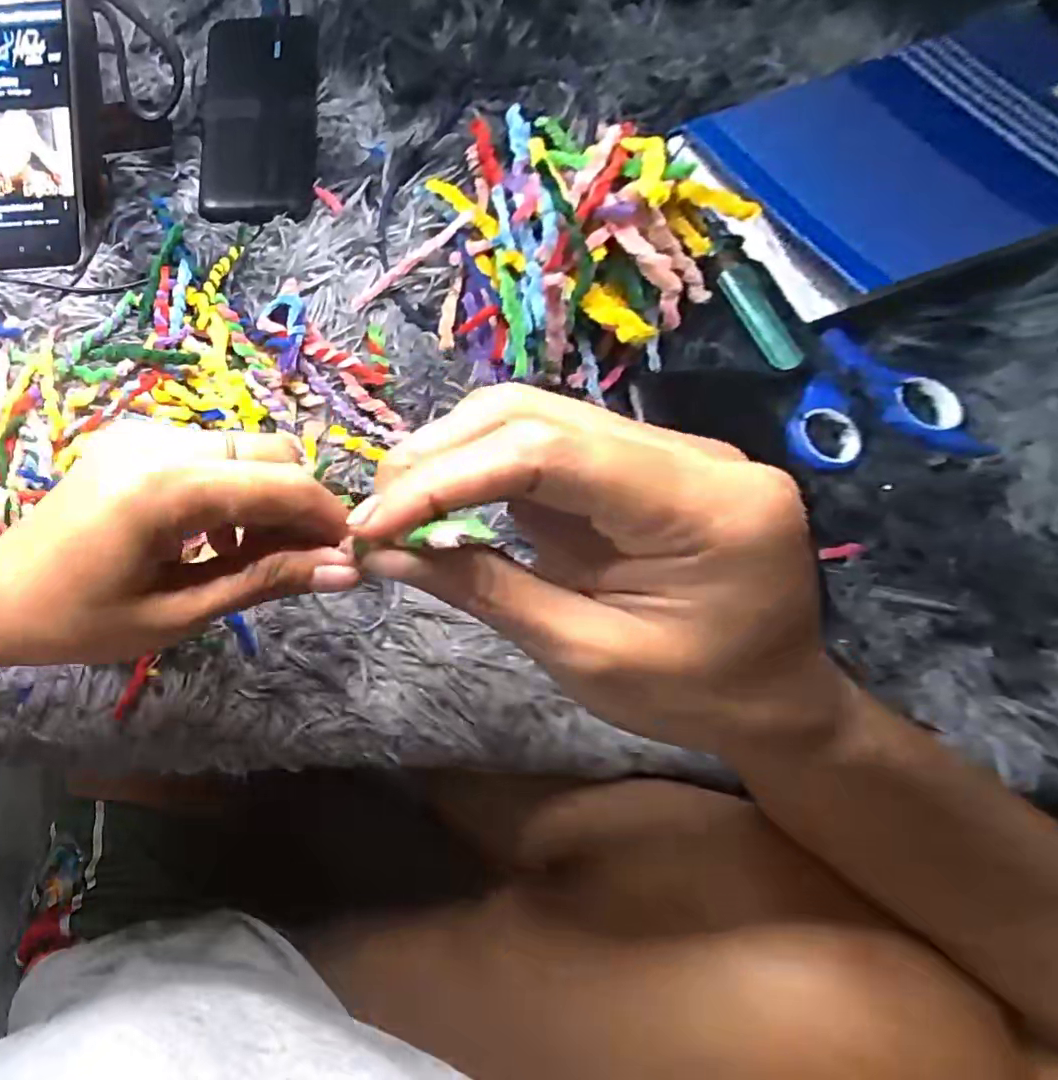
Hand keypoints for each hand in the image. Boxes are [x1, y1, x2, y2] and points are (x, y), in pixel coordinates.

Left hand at [0, 422, 359, 667]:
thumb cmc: (75, 623)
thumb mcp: (174, 614)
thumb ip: (261, 582)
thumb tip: (342, 570)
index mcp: (165, 485)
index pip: (282, 482)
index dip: (325, 518)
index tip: (346, 557)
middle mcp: (156, 441)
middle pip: (266, 450)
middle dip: (293, 504)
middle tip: (291, 566)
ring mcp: (137, 434)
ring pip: (236, 449)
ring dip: (258, 497)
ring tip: (242, 561)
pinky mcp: (125, 441)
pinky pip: (200, 453)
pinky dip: (222, 490)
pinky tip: (206, 539)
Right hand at [350, 384, 847, 758]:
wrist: (775, 699)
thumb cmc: (692, 694)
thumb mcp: (579, 653)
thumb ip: (480, 590)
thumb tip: (381, 552)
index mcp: (701, 505)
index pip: (544, 453)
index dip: (443, 481)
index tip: (373, 525)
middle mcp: (682, 453)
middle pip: (525, 413)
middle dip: (431, 458)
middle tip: (373, 517)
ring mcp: (650, 450)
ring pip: (518, 413)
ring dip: (439, 455)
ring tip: (393, 508)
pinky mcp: (617, 462)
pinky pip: (524, 440)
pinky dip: (463, 467)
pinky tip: (431, 502)